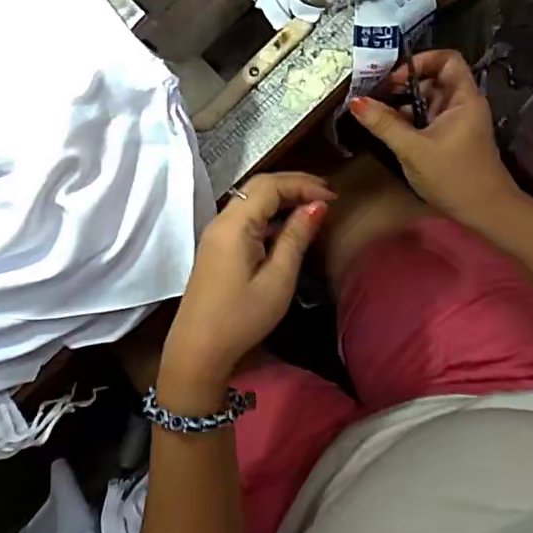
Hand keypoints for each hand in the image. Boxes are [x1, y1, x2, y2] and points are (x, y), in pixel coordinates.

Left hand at [160, 172, 335, 406]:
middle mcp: (222, 221)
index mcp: (235, 224)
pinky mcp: (217, 247)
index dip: (303, 184)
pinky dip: (270, 215)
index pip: (269, 185)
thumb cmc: (241, 317)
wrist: (199, 349)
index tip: (333, 197)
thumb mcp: (278, 279)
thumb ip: (296, 237)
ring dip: (282, 199)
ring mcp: (216, 234)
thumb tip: (317, 206)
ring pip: (251, 201)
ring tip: (313, 209)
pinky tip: (289, 229)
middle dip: (293, 185)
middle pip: (258, 187)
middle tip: (326, 196)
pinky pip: (246, 218)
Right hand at [349, 49, 525, 228]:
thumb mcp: (413, 150)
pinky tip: (389, 131)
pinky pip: (427, 118)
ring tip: (376, 115)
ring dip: (403, 105)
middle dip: (404, 85)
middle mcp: (462, 104)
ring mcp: (456, 122)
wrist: (485, 212)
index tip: (394, 78)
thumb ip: (384, 124)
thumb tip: (355, 102)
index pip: (447, 59)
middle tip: (375, 96)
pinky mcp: (450, 138)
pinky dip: (409, 120)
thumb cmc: (453, 177)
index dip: (421, 60)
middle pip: (432, 79)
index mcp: (463, 98)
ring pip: (427, 100)